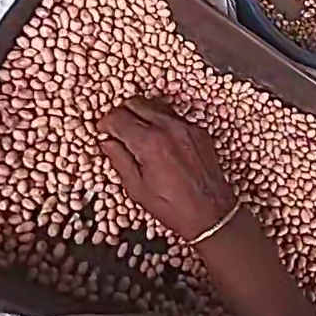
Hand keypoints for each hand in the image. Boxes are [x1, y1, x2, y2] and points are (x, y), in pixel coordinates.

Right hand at [97, 97, 238, 240]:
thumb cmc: (174, 206)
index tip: (103, 131)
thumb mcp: (137, 187)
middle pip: (136, 103)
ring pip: (156, 105)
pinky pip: (174, 116)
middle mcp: (169, 128)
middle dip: (122, 113)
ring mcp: (187, 127)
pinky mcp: (199, 131)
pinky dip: (161, 122)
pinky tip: (159, 140)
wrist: (211, 213)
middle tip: (117, 130)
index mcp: (150, 142)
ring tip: (137, 134)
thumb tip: (107, 142)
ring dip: (142, 114)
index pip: (118, 117)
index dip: (106, 123)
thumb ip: (119, 159)